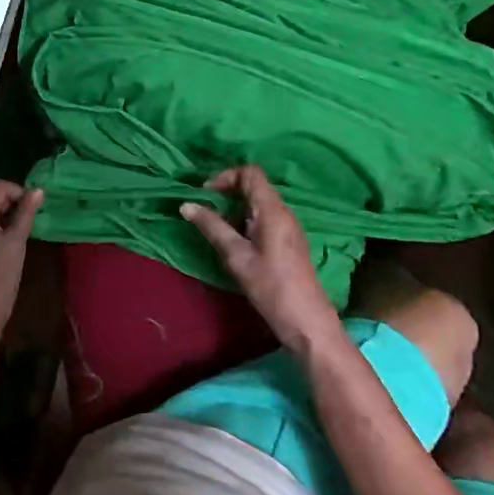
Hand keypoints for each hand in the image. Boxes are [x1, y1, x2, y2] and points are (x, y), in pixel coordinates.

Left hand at [0, 181, 42, 330]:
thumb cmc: (2, 273)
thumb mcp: (17, 239)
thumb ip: (26, 212)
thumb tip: (38, 190)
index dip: (18, 190)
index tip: (34, 206)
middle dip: (14, 200)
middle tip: (32, 216)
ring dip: (10, 212)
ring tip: (26, 226)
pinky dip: (3, 224)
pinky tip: (15, 237)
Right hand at [181, 166, 340, 353]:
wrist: (306, 321)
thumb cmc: (270, 287)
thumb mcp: (236, 256)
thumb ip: (212, 227)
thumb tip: (186, 205)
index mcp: (272, 210)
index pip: (250, 173)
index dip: (225, 176)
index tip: (205, 194)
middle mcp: (284, 212)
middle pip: (254, 186)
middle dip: (227, 192)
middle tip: (205, 209)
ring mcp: (289, 226)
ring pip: (259, 203)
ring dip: (235, 208)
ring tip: (216, 228)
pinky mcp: (289, 241)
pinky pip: (265, 218)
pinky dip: (246, 221)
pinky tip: (235, 242)